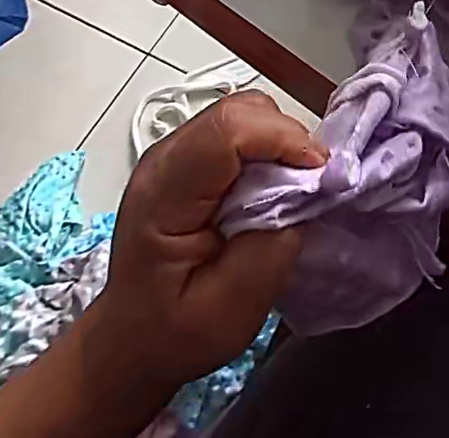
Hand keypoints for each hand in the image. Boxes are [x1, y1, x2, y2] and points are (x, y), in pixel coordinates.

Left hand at [85, 91, 326, 396]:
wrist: (132, 338)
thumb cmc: (171, 332)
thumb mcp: (227, 314)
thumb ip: (269, 252)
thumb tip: (304, 197)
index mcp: (164, 195)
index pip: (226, 132)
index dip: (281, 139)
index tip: (317, 172)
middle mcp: (165, 159)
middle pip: (237, 111)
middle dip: (286, 137)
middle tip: (311, 181)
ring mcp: (176, 150)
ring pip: (242, 110)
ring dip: (279, 139)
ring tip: (293, 184)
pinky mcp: (191, 153)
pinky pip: (239, 127)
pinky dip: (268, 144)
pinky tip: (273, 182)